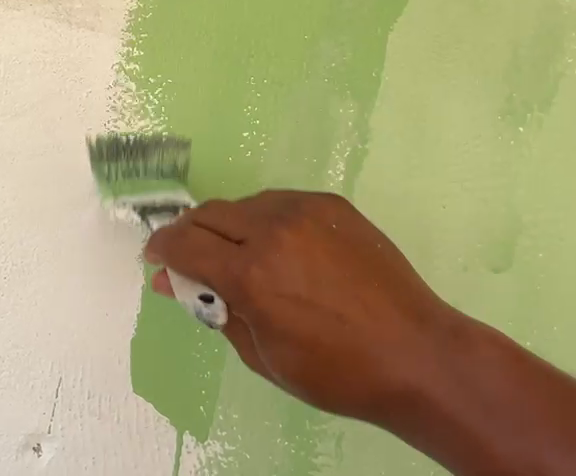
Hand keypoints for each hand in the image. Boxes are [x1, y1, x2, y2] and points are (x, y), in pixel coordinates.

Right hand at [143, 190, 463, 424]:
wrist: (420, 357)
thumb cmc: (338, 373)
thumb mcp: (263, 355)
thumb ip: (214, 311)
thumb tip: (173, 283)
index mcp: (251, 275)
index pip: (183, 245)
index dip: (161, 250)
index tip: (154, 259)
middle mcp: (271, 230)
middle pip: (207, 215)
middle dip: (190, 236)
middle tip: (193, 260)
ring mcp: (302, 211)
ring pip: (243, 205)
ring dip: (230, 227)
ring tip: (244, 256)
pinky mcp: (329, 204)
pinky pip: (279, 203)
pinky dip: (266, 221)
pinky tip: (283, 249)